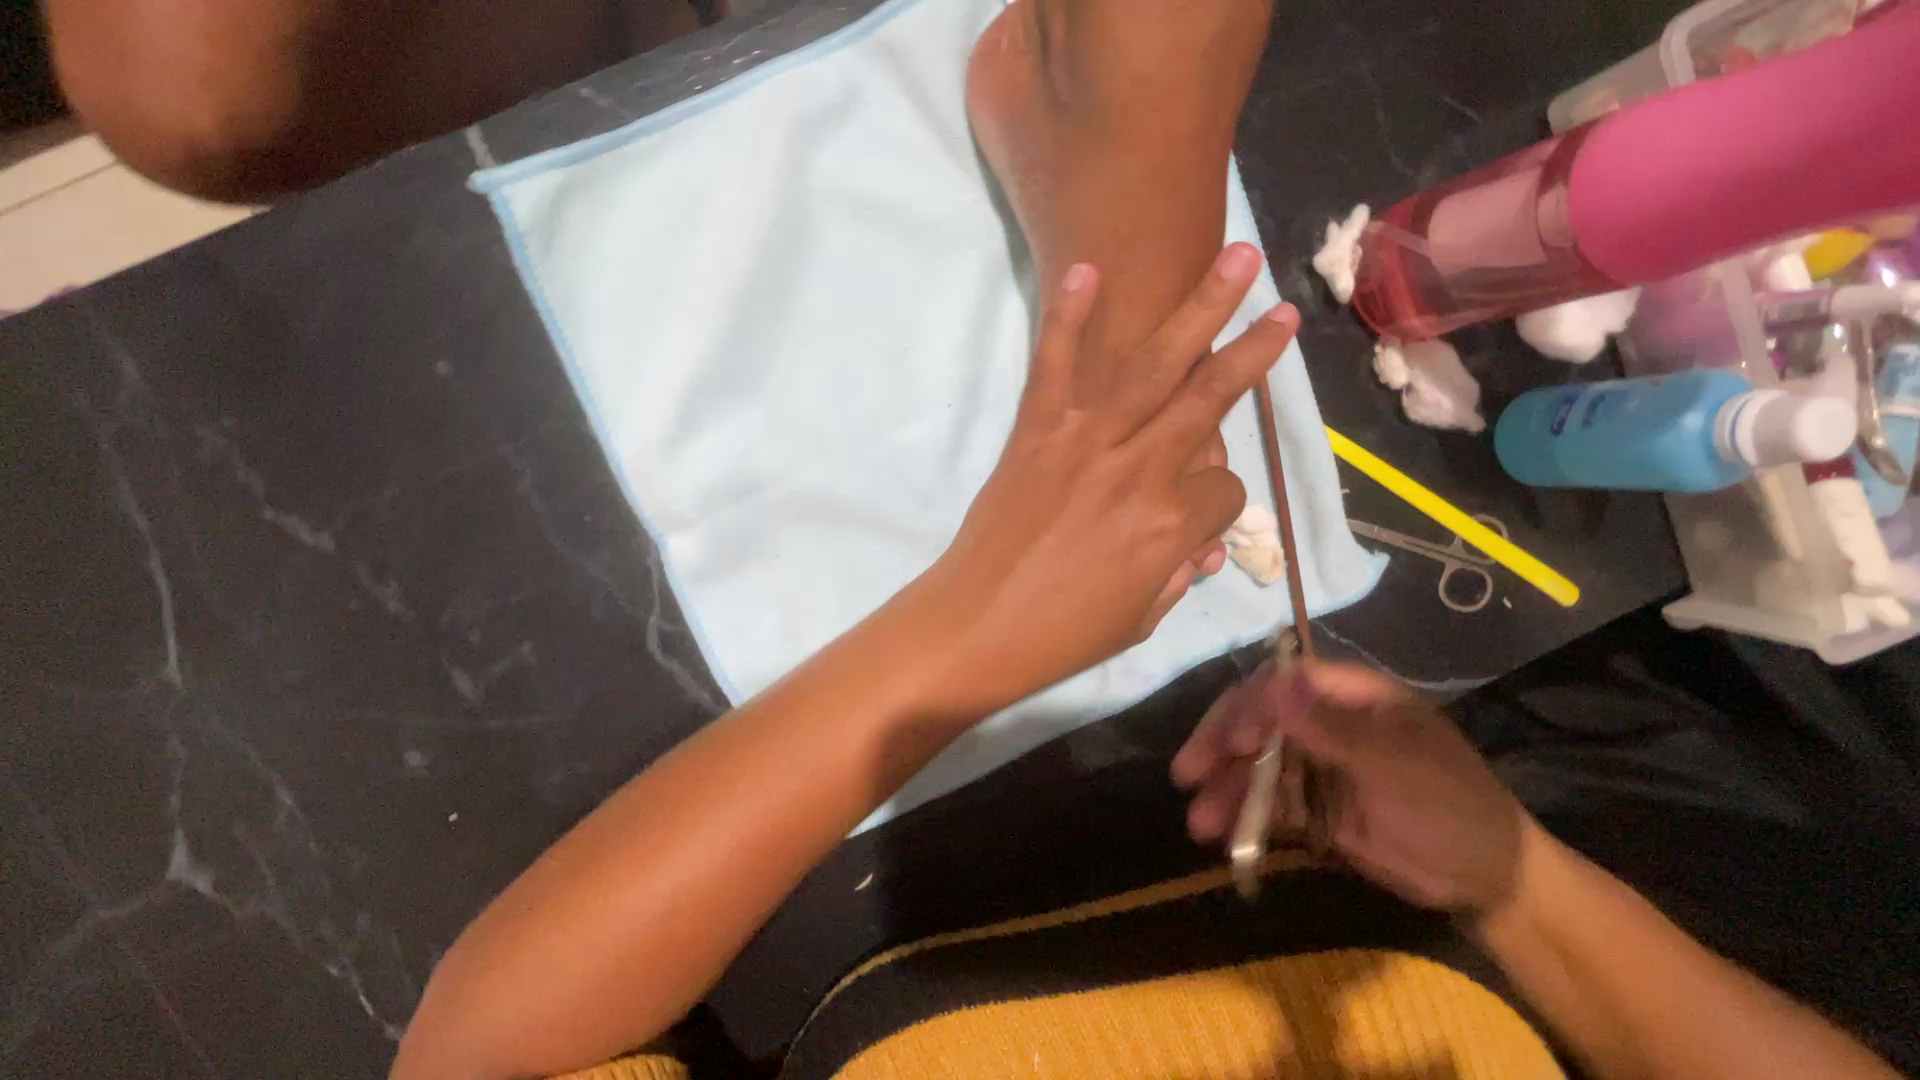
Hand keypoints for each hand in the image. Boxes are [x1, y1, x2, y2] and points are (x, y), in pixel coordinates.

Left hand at [920, 243, 1298, 713]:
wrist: (975, 627)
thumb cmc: (1061, 636)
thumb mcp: (1140, 619)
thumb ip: (1178, 573)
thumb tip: (1202, 547)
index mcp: (1172, 525)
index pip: (1225, 491)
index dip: (1221, 505)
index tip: (1199, 519)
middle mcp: (1139, 471)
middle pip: (1210, 400)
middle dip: (1254, 353)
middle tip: (1285, 310)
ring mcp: (1084, 443)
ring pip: (1153, 367)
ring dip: (1199, 309)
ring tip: (1237, 259)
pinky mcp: (1035, 432)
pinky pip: (1055, 367)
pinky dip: (1066, 319)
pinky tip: (1087, 272)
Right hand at [1172, 661, 1526, 917]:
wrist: (1487, 882)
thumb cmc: (1452, 808)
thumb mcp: (1397, 767)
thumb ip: (1333, 731)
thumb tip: (1275, 684)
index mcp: (1353, 699)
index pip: (1287, 684)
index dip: (1252, 707)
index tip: (1232, 742)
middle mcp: (1326, 724)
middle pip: (1259, 722)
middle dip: (1221, 747)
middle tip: (1187, 773)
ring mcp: (1315, 766)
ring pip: (1255, 767)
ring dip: (1225, 790)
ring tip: (1200, 822)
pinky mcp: (1310, 808)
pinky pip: (1266, 806)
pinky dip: (1241, 818)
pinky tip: (1220, 836)